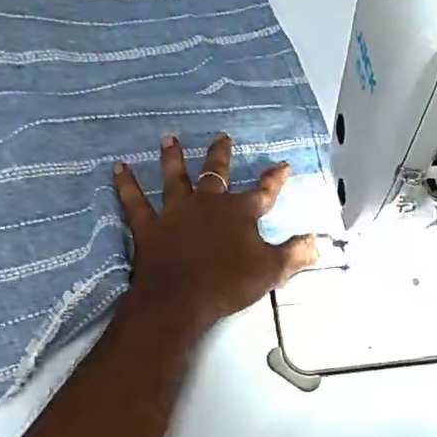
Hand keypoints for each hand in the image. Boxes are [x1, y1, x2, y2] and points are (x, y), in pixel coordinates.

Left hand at [112, 134, 317, 334]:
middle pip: (216, 173)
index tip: (283, 164)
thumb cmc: (228, 284)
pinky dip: (126, 184)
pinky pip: (134, 201)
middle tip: (222, 137)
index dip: (275, 179)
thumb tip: (318, 242)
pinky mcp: (148, 227)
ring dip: (172, 158)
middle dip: (221, 155)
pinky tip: (118, 168)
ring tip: (168, 139)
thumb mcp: (270, 271)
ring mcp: (175, 212)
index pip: (263, 192)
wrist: (181, 299)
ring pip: (174, 178)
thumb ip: (295, 254)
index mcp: (238, 213)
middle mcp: (207, 204)